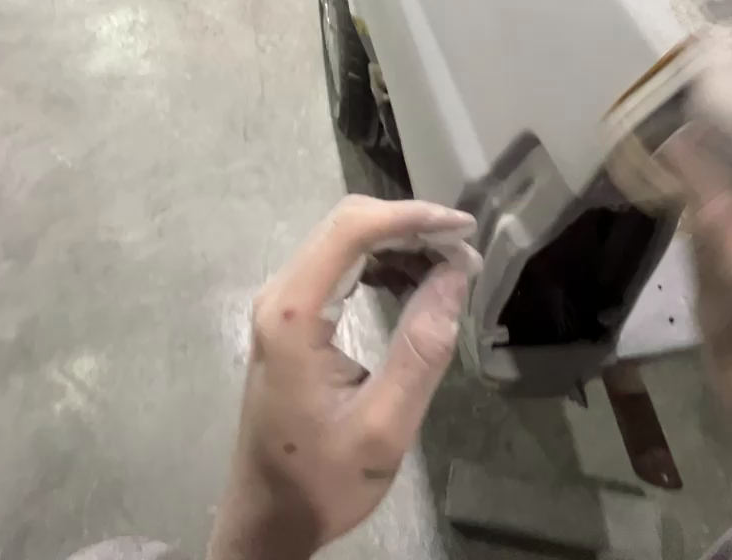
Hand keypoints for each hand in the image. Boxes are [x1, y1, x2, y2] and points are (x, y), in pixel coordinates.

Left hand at [209, 195, 480, 559]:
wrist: (267, 514)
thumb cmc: (322, 479)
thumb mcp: (384, 426)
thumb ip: (421, 348)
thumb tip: (455, 275)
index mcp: (293, 313)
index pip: (351, 229)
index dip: (410, 217)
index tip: (462, 230)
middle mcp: (281, 292)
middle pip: (347, 224)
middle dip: (411, 226)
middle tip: (464, 251)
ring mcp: (283, 299)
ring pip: (345, 238)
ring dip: (400, 241)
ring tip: (450, 265)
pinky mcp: (292, 311)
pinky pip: (341, 262)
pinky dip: (383, 260)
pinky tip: (416, 280)